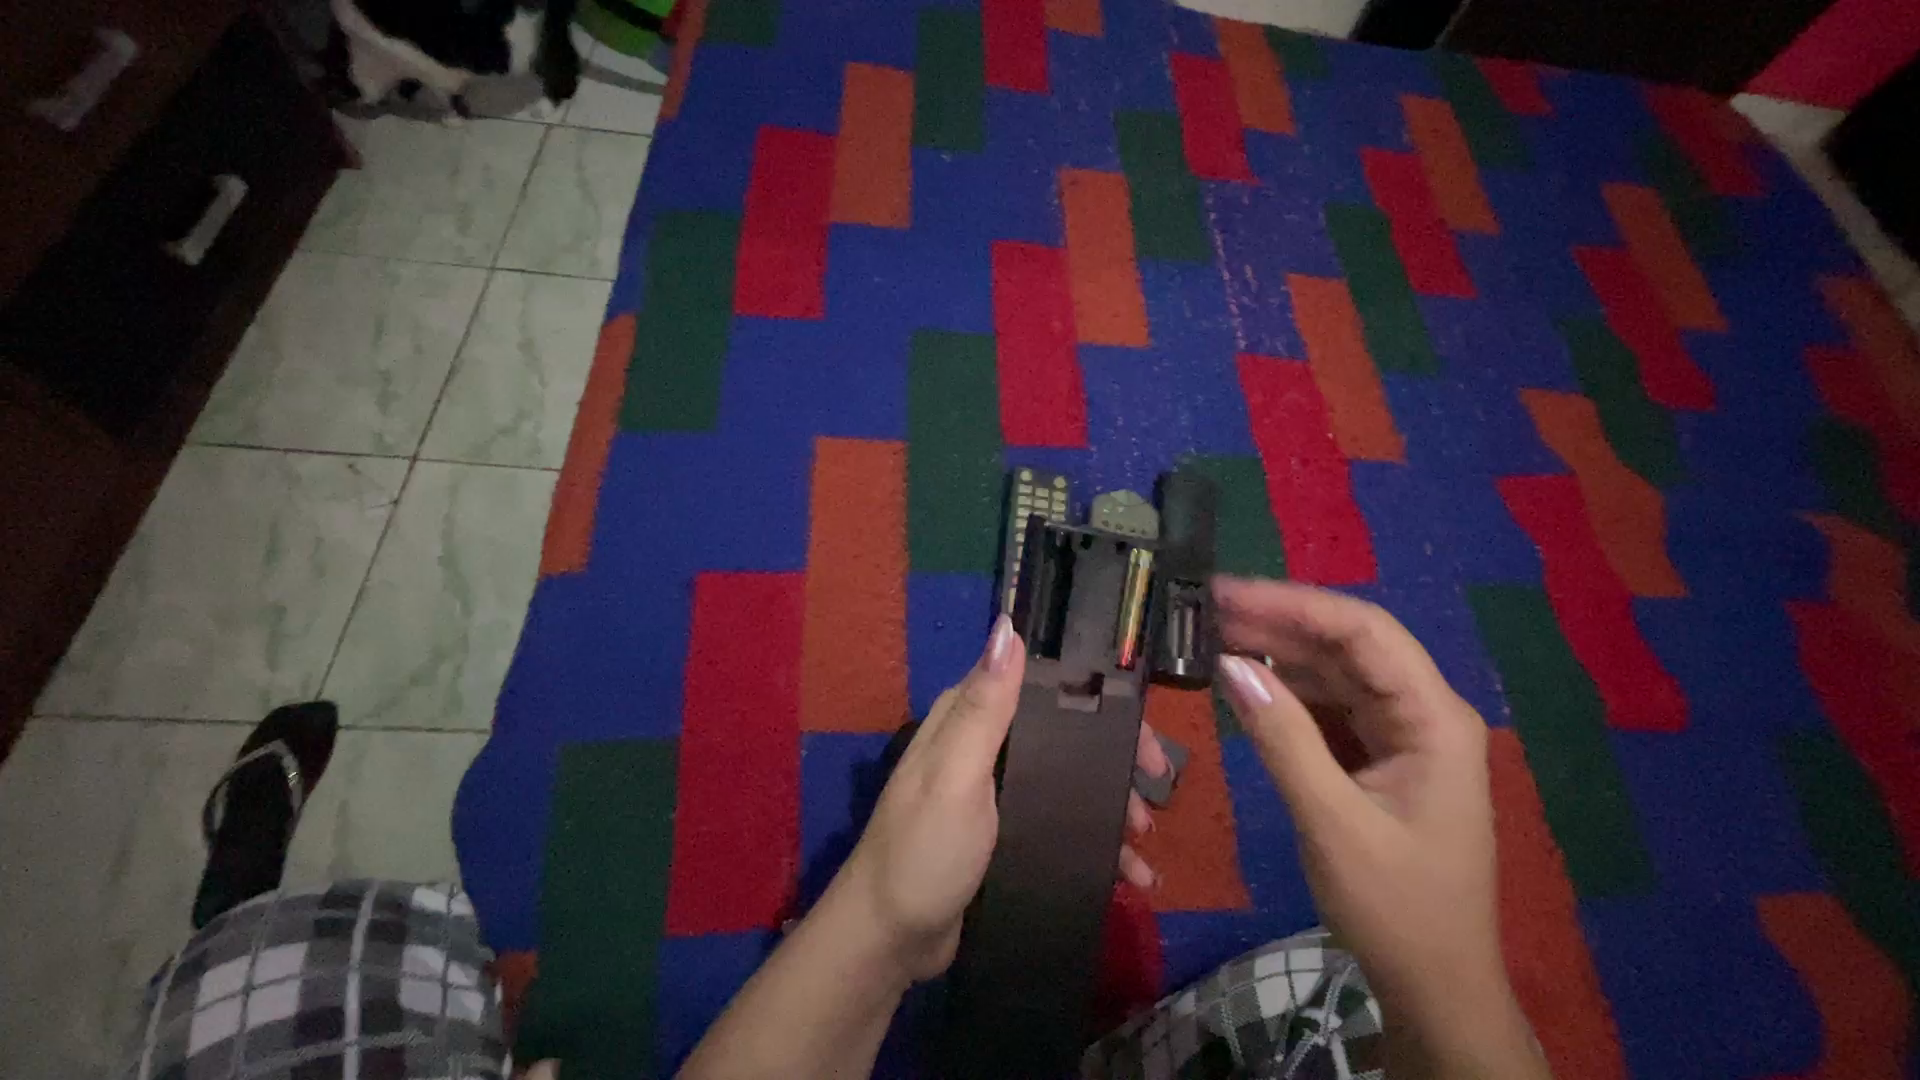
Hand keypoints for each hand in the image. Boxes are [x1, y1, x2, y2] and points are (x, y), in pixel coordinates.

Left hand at [833, 616, 1171, 978]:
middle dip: (1113, 759)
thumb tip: (1009, 626)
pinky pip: (1060, 824)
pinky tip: (1126, 874)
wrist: (893, 939)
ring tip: (1141, 840)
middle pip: (1065, 735)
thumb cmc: (924, 850)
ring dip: (1108, 804)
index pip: (1041, 686)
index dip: (1097, 698)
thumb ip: (985, 707)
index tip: (1143, 729)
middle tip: (1155, 789)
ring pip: (1067, 781)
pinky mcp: (1004, 833)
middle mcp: (983, 746)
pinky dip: (1092, 842)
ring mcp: (994, 792)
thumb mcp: (956, 775)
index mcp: (968, 718)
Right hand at [1210, 577, 1547, 1077]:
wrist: (1435, 984)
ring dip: (1276, 654)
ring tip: (1211, 638)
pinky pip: (1327, 707)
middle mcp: (1422, 712)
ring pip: (1333, 673)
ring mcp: (1400, 733)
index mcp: (1434, 719)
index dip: (1293, 604)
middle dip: (1277, 623)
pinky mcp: (1378, 755)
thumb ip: (1282, 737)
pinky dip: (1284, 693)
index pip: (1364, 633)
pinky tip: (1243, 683)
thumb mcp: (1332, 821)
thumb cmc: (1395, 906)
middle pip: (1346, 646)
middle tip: (1204, 610)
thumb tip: (1231, 664)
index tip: (1227, 594)